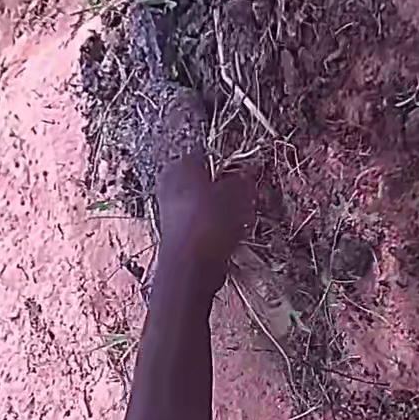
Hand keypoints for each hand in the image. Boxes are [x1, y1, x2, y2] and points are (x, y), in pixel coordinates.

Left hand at [148, 87, 252, 296]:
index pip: (206, 150)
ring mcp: (169, 208)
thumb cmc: (211, 224)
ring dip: (221, 203)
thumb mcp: (236, 195)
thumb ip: (243, 178)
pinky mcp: (175, 231)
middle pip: (204, 174)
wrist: (190, 270)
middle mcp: (169, 183)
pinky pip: (200, 217)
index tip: (248, 167)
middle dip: (225, 181)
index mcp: (180, 166)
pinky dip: (214, 220)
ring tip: (240, 213)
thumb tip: (249, 167)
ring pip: (201, 197)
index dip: (231, 158)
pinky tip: (228, 231)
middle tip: (247, 191)